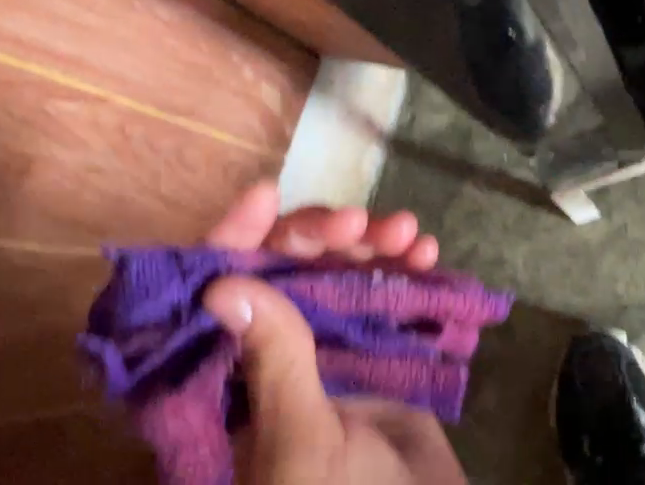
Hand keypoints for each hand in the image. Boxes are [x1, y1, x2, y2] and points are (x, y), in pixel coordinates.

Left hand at [200, 181, 464, 484]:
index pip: (214, 293)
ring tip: (411, 236)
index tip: (264, 197)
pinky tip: (429, 256)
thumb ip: (273, 364)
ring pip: (340, 272)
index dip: (231, 238)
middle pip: (285, 268)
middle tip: (361, 226)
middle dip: (323, 234)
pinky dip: (409, 269)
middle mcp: (271, 355)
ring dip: (376, 243)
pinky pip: (387, 294)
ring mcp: (328, 351)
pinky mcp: (379, 353)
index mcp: (229, 382)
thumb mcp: (300, 447)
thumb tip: (224, 282)